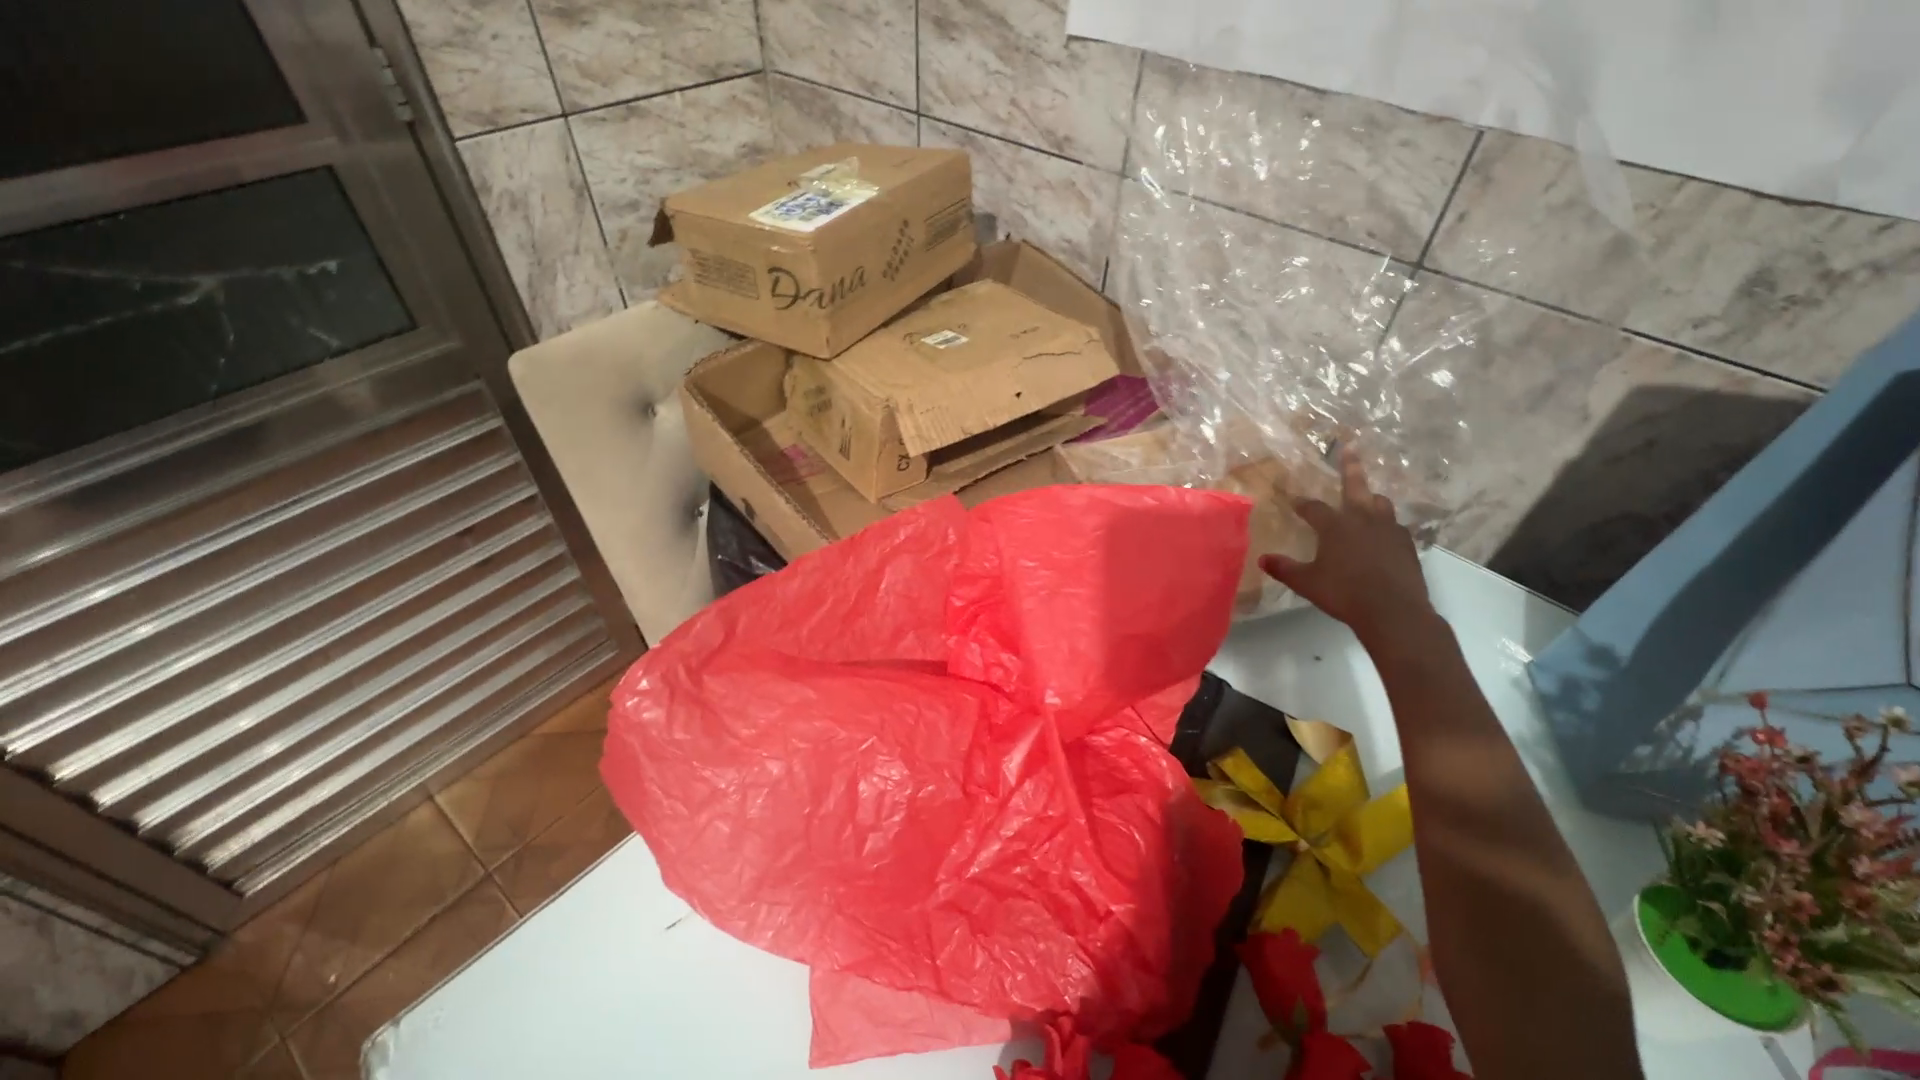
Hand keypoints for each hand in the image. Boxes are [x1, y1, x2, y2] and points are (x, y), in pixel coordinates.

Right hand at [1258, 448, 1433, 646]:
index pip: (1313, 508)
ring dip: (1371, 499)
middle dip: (1350, 467)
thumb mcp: (1307, 583)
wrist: (1393, 610)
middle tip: (1350, 448)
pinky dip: (1386, 525)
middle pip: (1355, 486)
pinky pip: (1395, 526)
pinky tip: (1383, 535)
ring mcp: (1389, 529)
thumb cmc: (1344, 593)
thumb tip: (1262, 560)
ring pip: (1380, 503)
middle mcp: (1362, 519)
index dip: (1301, 504)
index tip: (1293, 499)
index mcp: (1335, 526)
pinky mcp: (1407, 543)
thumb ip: (1285, 569)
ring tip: (1368, 499)